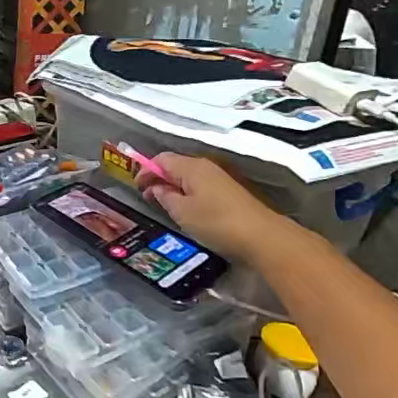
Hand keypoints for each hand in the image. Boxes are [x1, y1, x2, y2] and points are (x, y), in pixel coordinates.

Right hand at [134, 152, 281, 261]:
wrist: (262, 237)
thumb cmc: (216, 222)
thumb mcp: (181, 212)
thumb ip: (165, 197)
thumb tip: (157, 188)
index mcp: (190, 167)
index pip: (161, 160)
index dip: (145, 171)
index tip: (136, 187)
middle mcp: (205, 167)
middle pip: (175, 165)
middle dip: (158, 178)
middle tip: (147, 196)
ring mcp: (219, 179)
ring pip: (187, 176)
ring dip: (173, 186)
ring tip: (164, 204)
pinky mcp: (228, 192)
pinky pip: (199, 186)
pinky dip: (187, 193)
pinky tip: (186, 209)